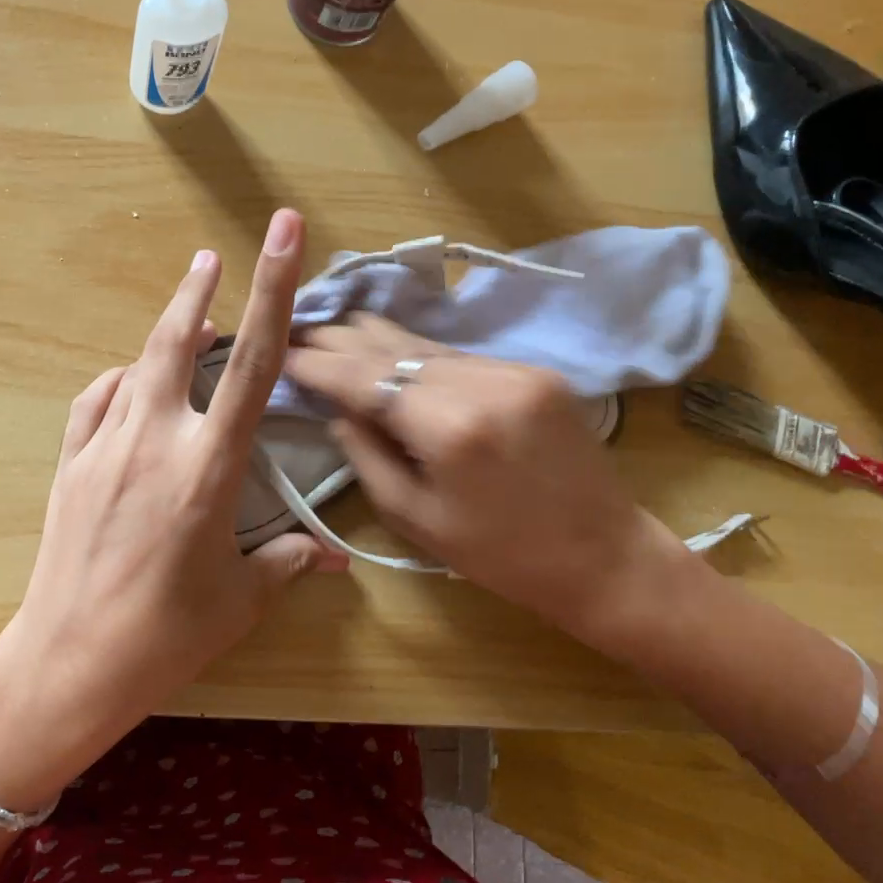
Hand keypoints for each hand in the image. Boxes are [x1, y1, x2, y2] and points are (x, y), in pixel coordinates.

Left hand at [0, 209, 347, 809]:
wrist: (71, 660)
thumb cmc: (166, 636)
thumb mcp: (238, 601)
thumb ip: (286, 564)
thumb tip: (332, 558)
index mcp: (208, 469)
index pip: (252, 364)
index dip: (272, 291)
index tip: (280, 233)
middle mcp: (154, 442)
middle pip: (176, 344)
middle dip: (195, 293)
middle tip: (212, 259)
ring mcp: (102, 450)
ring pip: (134, 370)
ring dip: (162, 341)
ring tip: (188, 331)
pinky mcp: (68, 467)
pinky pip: (94, 404)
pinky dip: (118, 383)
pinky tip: (131, 386)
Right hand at [283, 315, 688, 633]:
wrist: (600, 556)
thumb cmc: (497, 554)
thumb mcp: (413, 517)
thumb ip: (367, 456)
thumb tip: (340, 411)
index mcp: (450, 429)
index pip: (366, 379)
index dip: (320, 364)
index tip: (282, 353)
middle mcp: (484, 384)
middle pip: (395, 349)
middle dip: (342, 339)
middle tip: (298, 329)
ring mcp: (516, 372)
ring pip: (429, 345)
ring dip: (378, 338)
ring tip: (335, 326)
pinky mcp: (536, 372)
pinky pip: (460, 357)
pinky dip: (419, 354)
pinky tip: (391, 348)